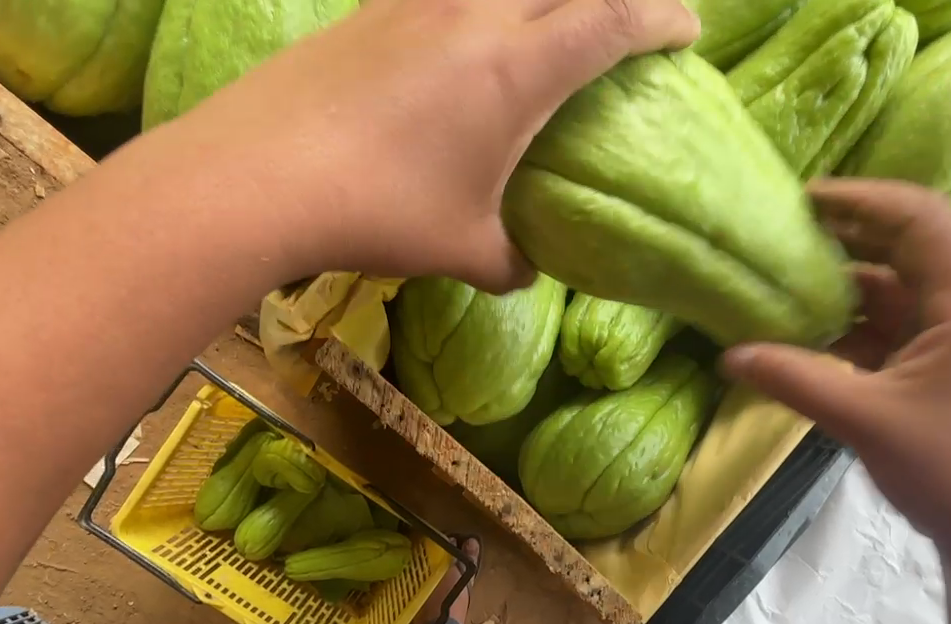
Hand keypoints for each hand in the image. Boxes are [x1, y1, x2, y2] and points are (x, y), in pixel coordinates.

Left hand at [172, 0, 698, 292]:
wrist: (263, 176)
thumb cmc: (381, 213)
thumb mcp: (464, 251)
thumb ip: (510, 261)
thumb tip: (525, 270)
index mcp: (516, 69)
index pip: (611, 20)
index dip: (660, 18)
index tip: (687, 31)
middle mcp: (476, 12)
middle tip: (633, 15)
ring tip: (555, 21)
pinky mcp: (376, 5)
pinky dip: (485, 3)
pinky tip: (472, 31)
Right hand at [722, 180, 950, 555]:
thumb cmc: (947, 469)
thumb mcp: (865, 420)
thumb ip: (796, 380)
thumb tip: (730, 355)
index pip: (921, 219)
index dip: (864, 198)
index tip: (806, 198)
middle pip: (907, 250)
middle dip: (848, 239)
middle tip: (786, 234)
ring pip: (895, 294)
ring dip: (844, 291)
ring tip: (785, 286)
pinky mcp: (940, 369)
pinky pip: (891, 332)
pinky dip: (852, 330)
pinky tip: (807, 338)